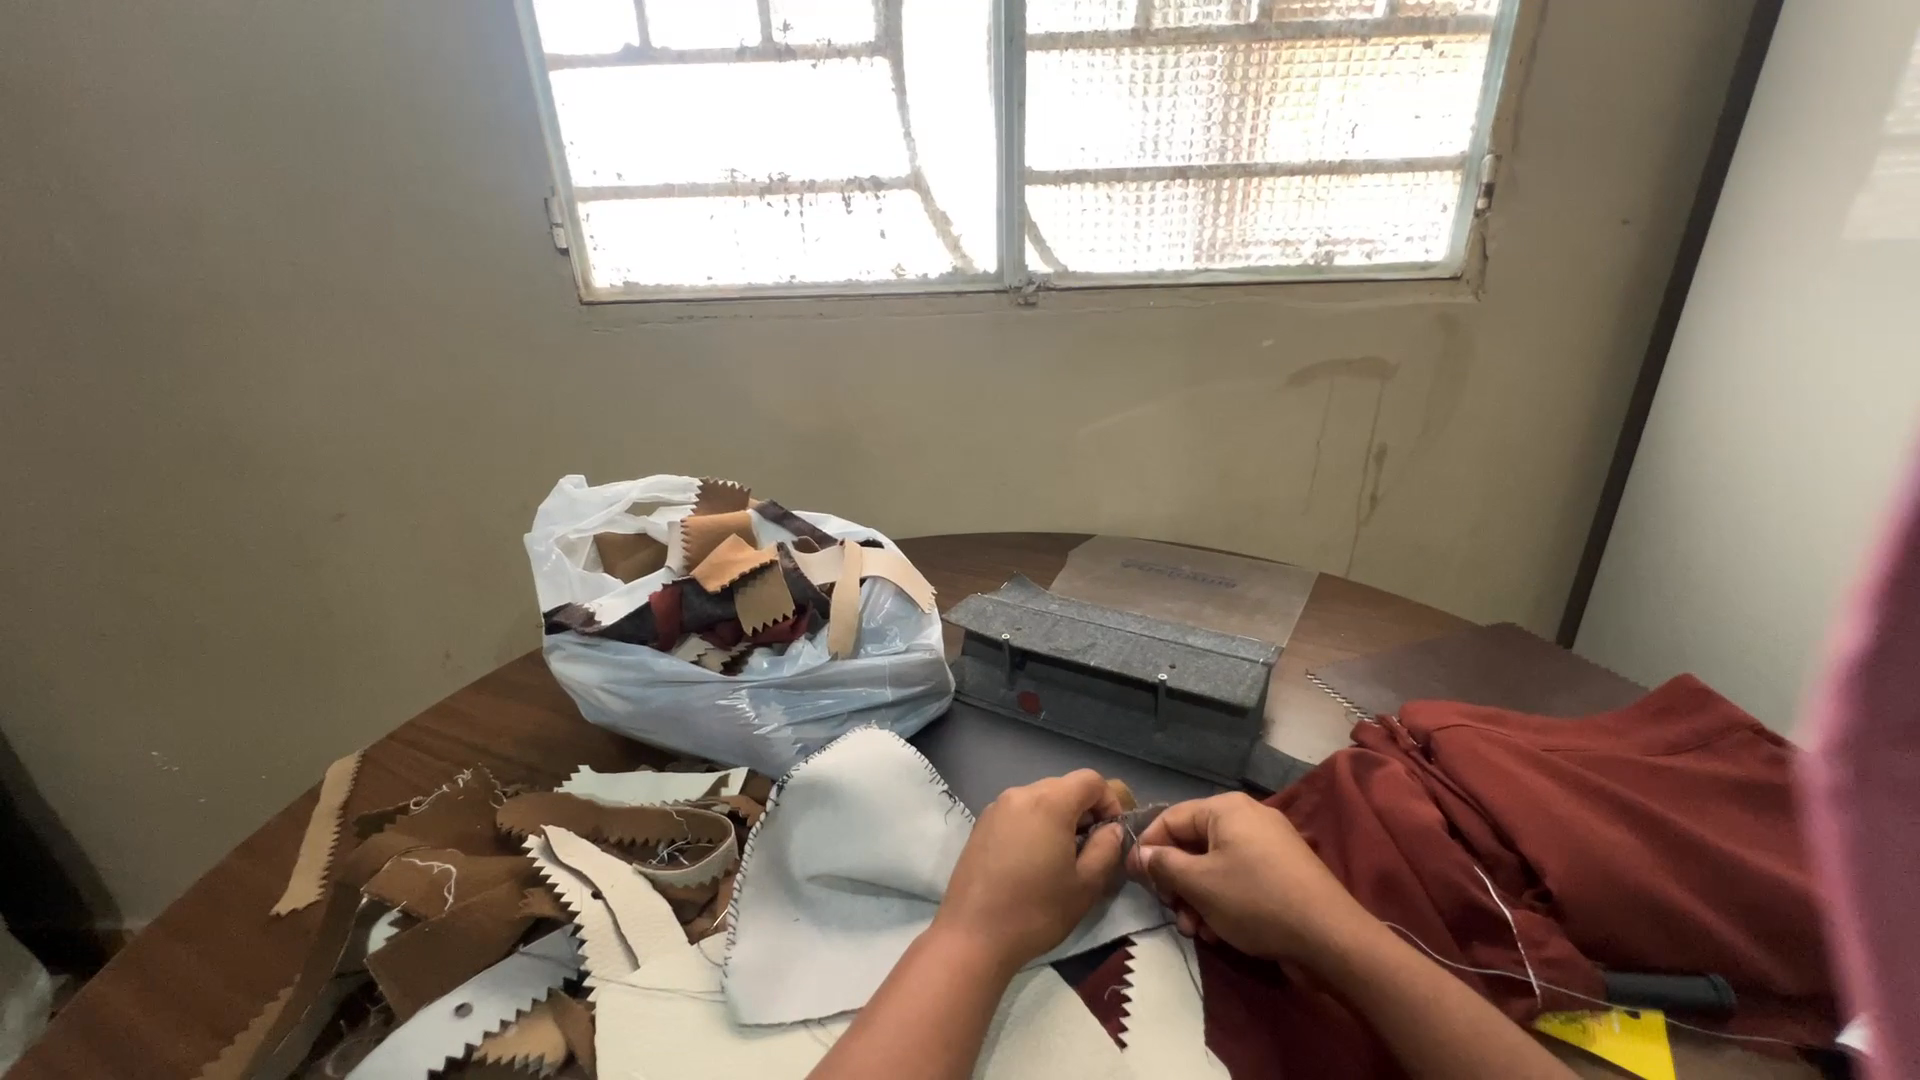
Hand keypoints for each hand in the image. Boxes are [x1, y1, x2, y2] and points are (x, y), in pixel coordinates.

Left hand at [931, 770, 1127, 972]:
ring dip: (1059, 818)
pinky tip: (1033, 861)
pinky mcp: (981, 824)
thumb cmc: (1036, 911)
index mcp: (1048, 802)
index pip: (1090, 780)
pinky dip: (1035, 824)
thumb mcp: (1086, 885)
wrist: (973, 936)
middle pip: (1064, 786)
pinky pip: (1019, 812)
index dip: (1109, 802)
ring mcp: (996, 807)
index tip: (1112, 834)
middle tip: (1090, 849)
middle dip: (1084, 811)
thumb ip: (1107, 848)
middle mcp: (1020, 794)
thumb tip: (1111, 829)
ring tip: (1062, 857)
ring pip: (1040, 798)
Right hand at [1126, 792, 1375, 966]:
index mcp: (1225, 808)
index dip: (1149, 848)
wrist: (1331, 938)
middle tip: (1171, 911)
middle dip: (1177, 881)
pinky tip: (1219, 931)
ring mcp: (1269, 844)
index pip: (1171, 818)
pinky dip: (1223, 899)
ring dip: (1198, 897)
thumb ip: (1164, 865)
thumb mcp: (1199, 884)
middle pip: (1193, 843)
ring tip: (1195, 930)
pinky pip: (1239, 876)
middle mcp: (1247, 817)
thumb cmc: (1256, 901)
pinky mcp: (1283, 871)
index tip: (1135, 879)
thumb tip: (1142, 854)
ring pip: (1215, 865)